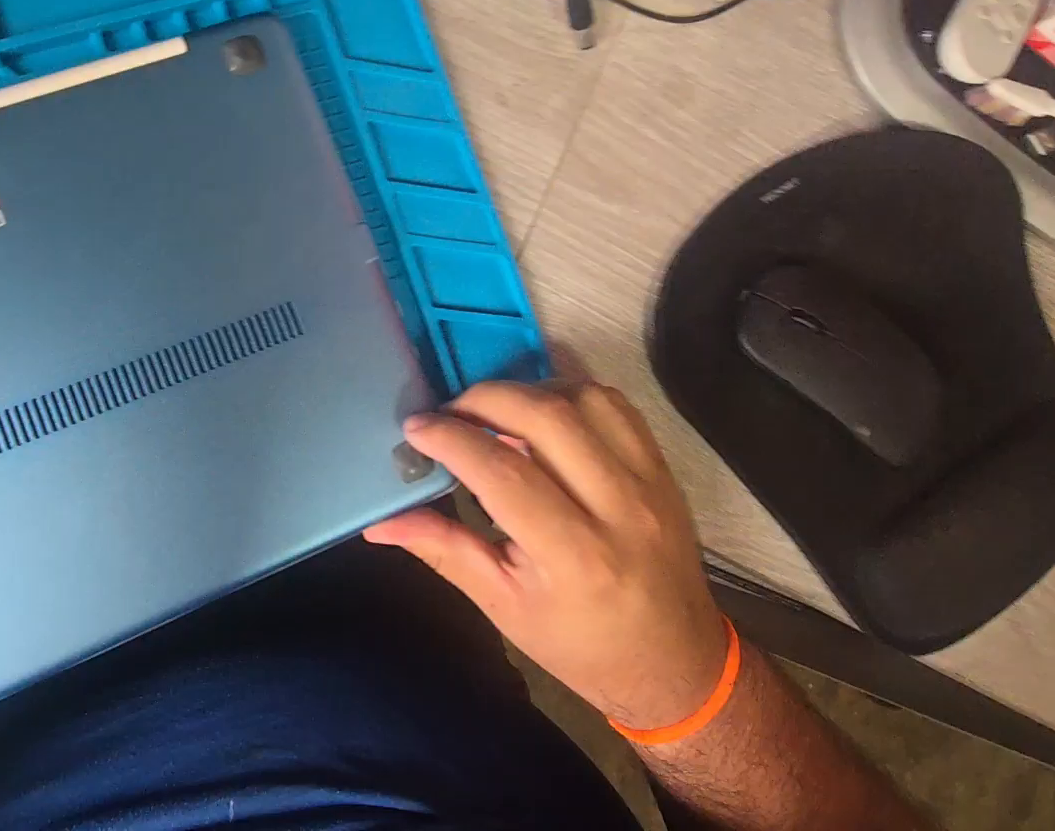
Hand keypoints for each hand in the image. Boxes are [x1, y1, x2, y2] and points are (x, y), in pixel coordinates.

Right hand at [364, 379, 727, 730]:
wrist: (675, 662)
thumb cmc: (579, 644)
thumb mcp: (502, 605)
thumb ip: (443, 549)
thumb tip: (379, 523)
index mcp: (573, 558)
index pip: (503, 473)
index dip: (452, 439)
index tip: (416, 428)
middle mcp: (618, 510)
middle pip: (547, 417)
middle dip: (484, 399)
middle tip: (450, 412)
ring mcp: (649, 483)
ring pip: (584, 399)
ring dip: (529, 391)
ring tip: (494, 412)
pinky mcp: (663, 469)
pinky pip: (615, 404)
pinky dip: (569, 393)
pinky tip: (541, 412)